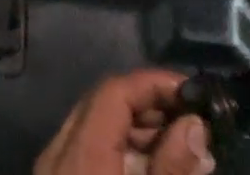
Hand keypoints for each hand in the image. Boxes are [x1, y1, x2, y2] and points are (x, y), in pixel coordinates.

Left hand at [34, 69, 214, 174]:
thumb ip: (171, 167)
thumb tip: (193, 123)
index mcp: (79, 152)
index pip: (114, 91)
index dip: (154, 83)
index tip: (195, 94)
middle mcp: (58, 152)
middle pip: (103, 105)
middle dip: (151, 106)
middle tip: (195, 123)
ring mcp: (53, 170)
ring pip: (95, 129)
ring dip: (139, 131)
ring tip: (183, 149)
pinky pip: (88, 153)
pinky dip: (122, 151)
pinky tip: (153, 167)